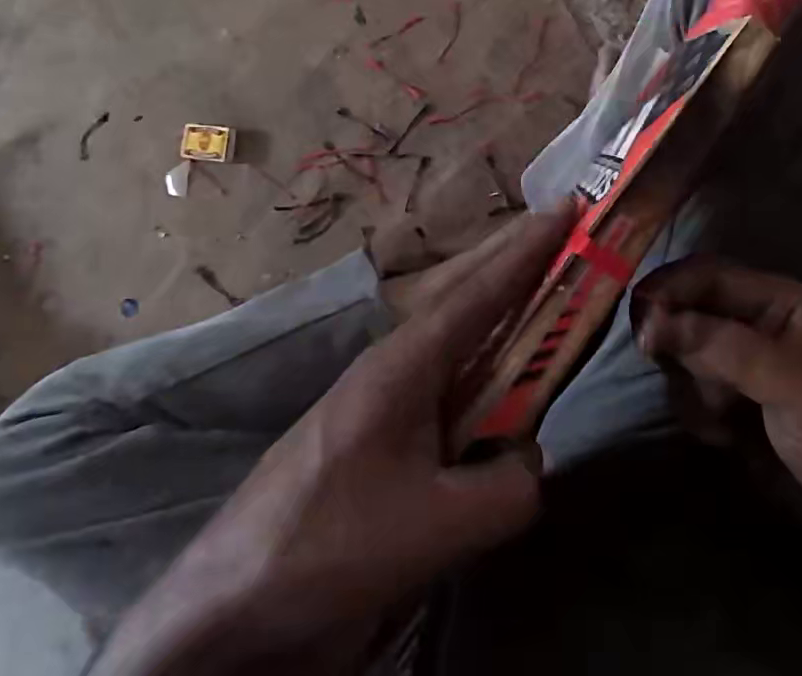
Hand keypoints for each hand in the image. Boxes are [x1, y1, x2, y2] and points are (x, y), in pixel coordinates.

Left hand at [106, 212, 570, 674]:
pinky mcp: (374, 429)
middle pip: (460, 295)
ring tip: (538, 283)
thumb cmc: (331, 544)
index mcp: (402, 366)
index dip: (525, 250)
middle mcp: (391, 365)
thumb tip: (527, 458)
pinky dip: (478, 360)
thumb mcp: (438, 525)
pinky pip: (441, 379)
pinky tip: (494, 374)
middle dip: (511, 258)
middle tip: (558, 225)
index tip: (565, 209)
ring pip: (451, 335)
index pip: (476, 294)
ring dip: (495, 305)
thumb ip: (507, 486)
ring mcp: (379, 395)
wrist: (236, 592)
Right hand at [631, 256, 801, 534]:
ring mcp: (735, 362)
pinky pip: (684, 389)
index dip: (666, 291)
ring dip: (687, 386)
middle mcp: (748, 322)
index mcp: (774, 301)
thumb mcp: (800, 390)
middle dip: (672, 345)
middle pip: (680, 308)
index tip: (641, 328)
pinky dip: (693, 412)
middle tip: (677, 380)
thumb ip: (728, 349)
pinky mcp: (727, 399)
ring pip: (676, 351)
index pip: (702, 274)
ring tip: (720, 421)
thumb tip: (651, 322)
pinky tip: (723, 437)